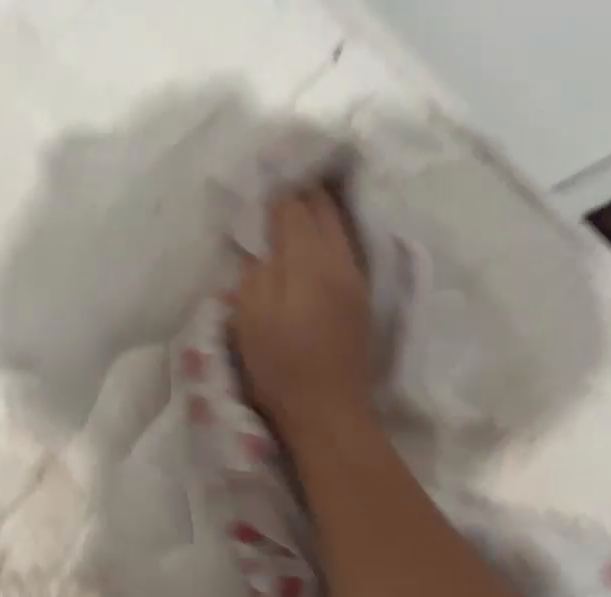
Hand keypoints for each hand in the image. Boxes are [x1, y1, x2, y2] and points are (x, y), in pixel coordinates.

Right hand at [230, 188, 382, 438]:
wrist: (328, 410)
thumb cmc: (280, 368)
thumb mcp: (250, 320)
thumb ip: (255, 273)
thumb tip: (260, 242)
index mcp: (307, 262)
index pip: (292, 206)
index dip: (275, 188)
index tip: (260, 175)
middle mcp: (338, 259)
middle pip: (323, 207)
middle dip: (303, 186)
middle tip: (281, 172)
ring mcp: (355, 277)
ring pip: (339, 223)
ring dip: (319, 205)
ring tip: (299, 193)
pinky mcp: (360, 296)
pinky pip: (346, 245)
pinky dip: (329, 230)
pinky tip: (317, 233)